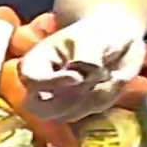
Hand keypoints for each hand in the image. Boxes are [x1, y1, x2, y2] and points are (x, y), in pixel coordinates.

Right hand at [18, 6, 146, 120]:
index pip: (32, 81)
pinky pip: (92, 110)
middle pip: (43, 108)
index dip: (52, 83)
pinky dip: (110, 96)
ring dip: (97, 97)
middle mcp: (39, 88)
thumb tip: (80, 78)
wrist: (112, 35)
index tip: (77, 77)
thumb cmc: (96, 33)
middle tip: (98, 79)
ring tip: (111, 75)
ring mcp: (56, 100)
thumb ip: (85, 59)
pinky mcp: (76, 107)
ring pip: (70, 113)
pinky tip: (114, 80)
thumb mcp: (91, 39)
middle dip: (74, 99)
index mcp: (33, 66)